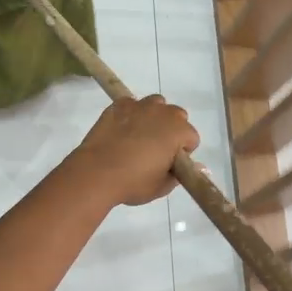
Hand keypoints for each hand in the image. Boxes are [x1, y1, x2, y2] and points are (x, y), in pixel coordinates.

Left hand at [68, 95, 200, 206]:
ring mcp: (139, 105)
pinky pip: (131, 105)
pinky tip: (121, 130)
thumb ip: (180, 174)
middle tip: (155, 150)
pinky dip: (131, 114)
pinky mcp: (118, 105)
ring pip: (156, 104)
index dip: (183, 152)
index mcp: (178, 131)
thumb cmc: (133, 182)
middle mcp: (162, 112)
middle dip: (171, 130)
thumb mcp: (162, 186)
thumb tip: (195, 167)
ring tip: (139, 136)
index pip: (192, 138)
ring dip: (153, 117)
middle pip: (177, 116)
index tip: (170, 163)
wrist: (96, 172)